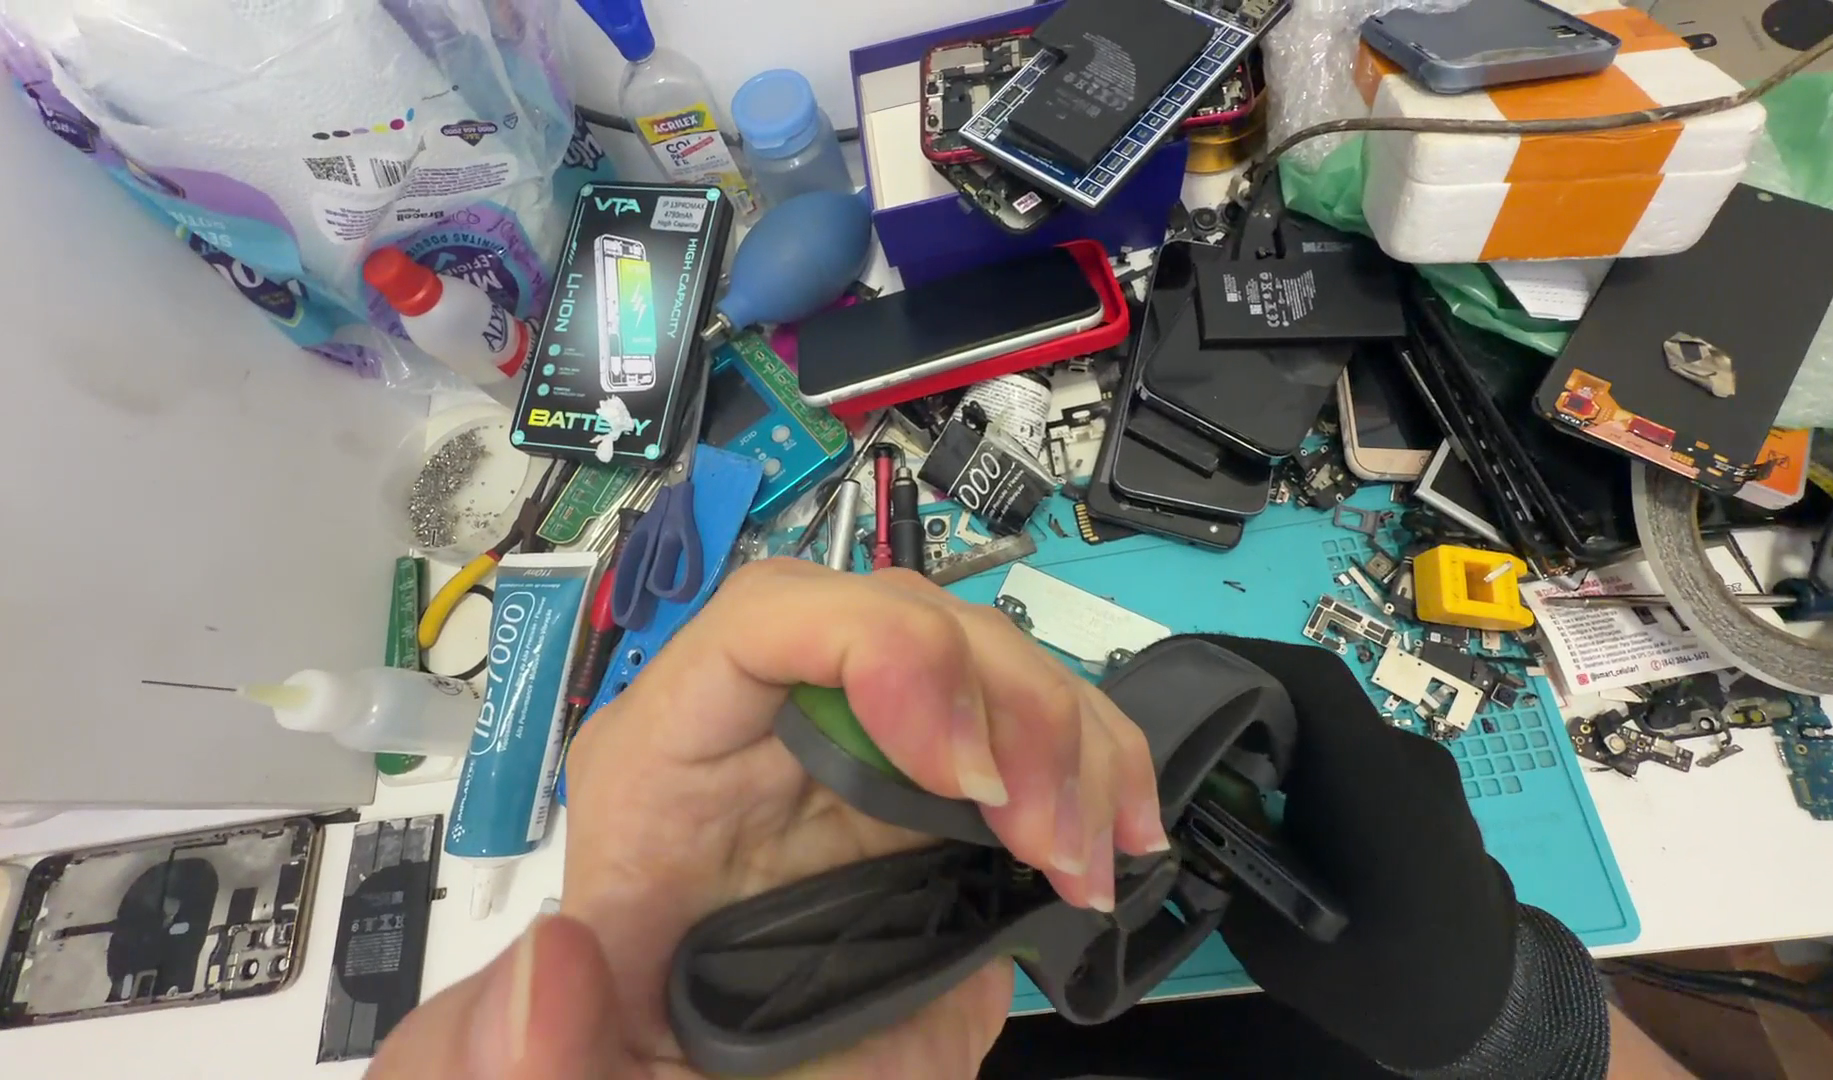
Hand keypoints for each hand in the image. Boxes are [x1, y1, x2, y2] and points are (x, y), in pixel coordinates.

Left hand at [369, 560, 1168, 1079]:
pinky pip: (1036, 709)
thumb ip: (526, 1057)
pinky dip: (1098, 750)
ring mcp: (875, 726)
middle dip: (1002, 701)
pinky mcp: (948, 765)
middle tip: (1047, 832)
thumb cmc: (670, 1043)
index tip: (962, 774)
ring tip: (1091, 849)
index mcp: (680, 746)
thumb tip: (553, 956)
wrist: (764, 1067)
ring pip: (985, 648)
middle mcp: (780, 708)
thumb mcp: (597, 1069)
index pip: (769, 618)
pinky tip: (1124, 820)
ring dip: (1064, 732)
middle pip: (903, 613)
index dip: (882, 651)